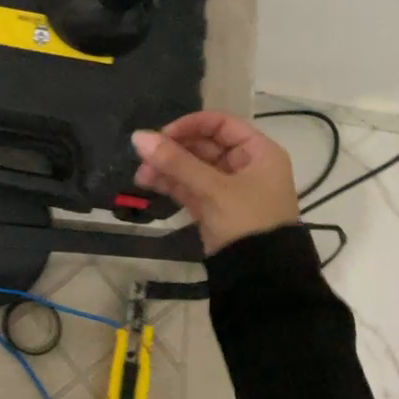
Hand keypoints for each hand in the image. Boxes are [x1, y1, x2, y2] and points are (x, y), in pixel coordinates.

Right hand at [132, 112, 300, 254]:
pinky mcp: (213, 206)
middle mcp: (245, 165)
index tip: (162, 135)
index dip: (190, 125)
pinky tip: (148, 183)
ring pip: (192, 167)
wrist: (260, 274)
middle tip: (145, 157)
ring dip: (167, 168)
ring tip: (141, 175)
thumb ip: (175, 162)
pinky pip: (189, 186)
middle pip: (203, 145)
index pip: (221, 124)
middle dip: (173, 150)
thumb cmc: (246, 220)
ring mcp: (228, 187)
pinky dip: (170, 183)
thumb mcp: (213, 188)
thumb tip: (138, 136)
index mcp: (258, 152)